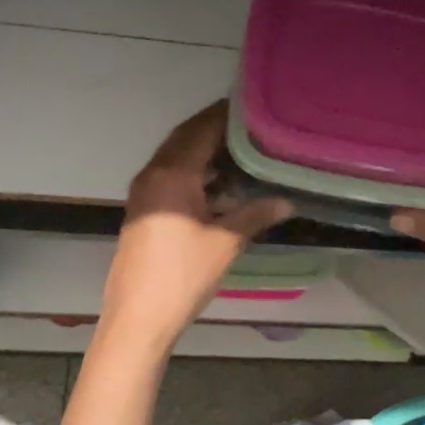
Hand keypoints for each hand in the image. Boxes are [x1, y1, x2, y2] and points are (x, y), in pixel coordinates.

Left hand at [101, 102, 290, 344]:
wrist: (138, 317)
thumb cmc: (183, 276)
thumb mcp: (226, 243)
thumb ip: (256, 214)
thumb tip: (286, 201)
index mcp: (172, 174)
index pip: (201, 130)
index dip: (225, 115)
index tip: (250, 107)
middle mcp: (153, 174)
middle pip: (185, 139)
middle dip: (215, 130)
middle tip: (250, 126)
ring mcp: (144, 194)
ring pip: (177, 159)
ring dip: (205, 152)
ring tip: (242, 152)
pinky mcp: (143, 212)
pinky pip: (171, 178)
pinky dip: (195, 173)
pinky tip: (220, 186)